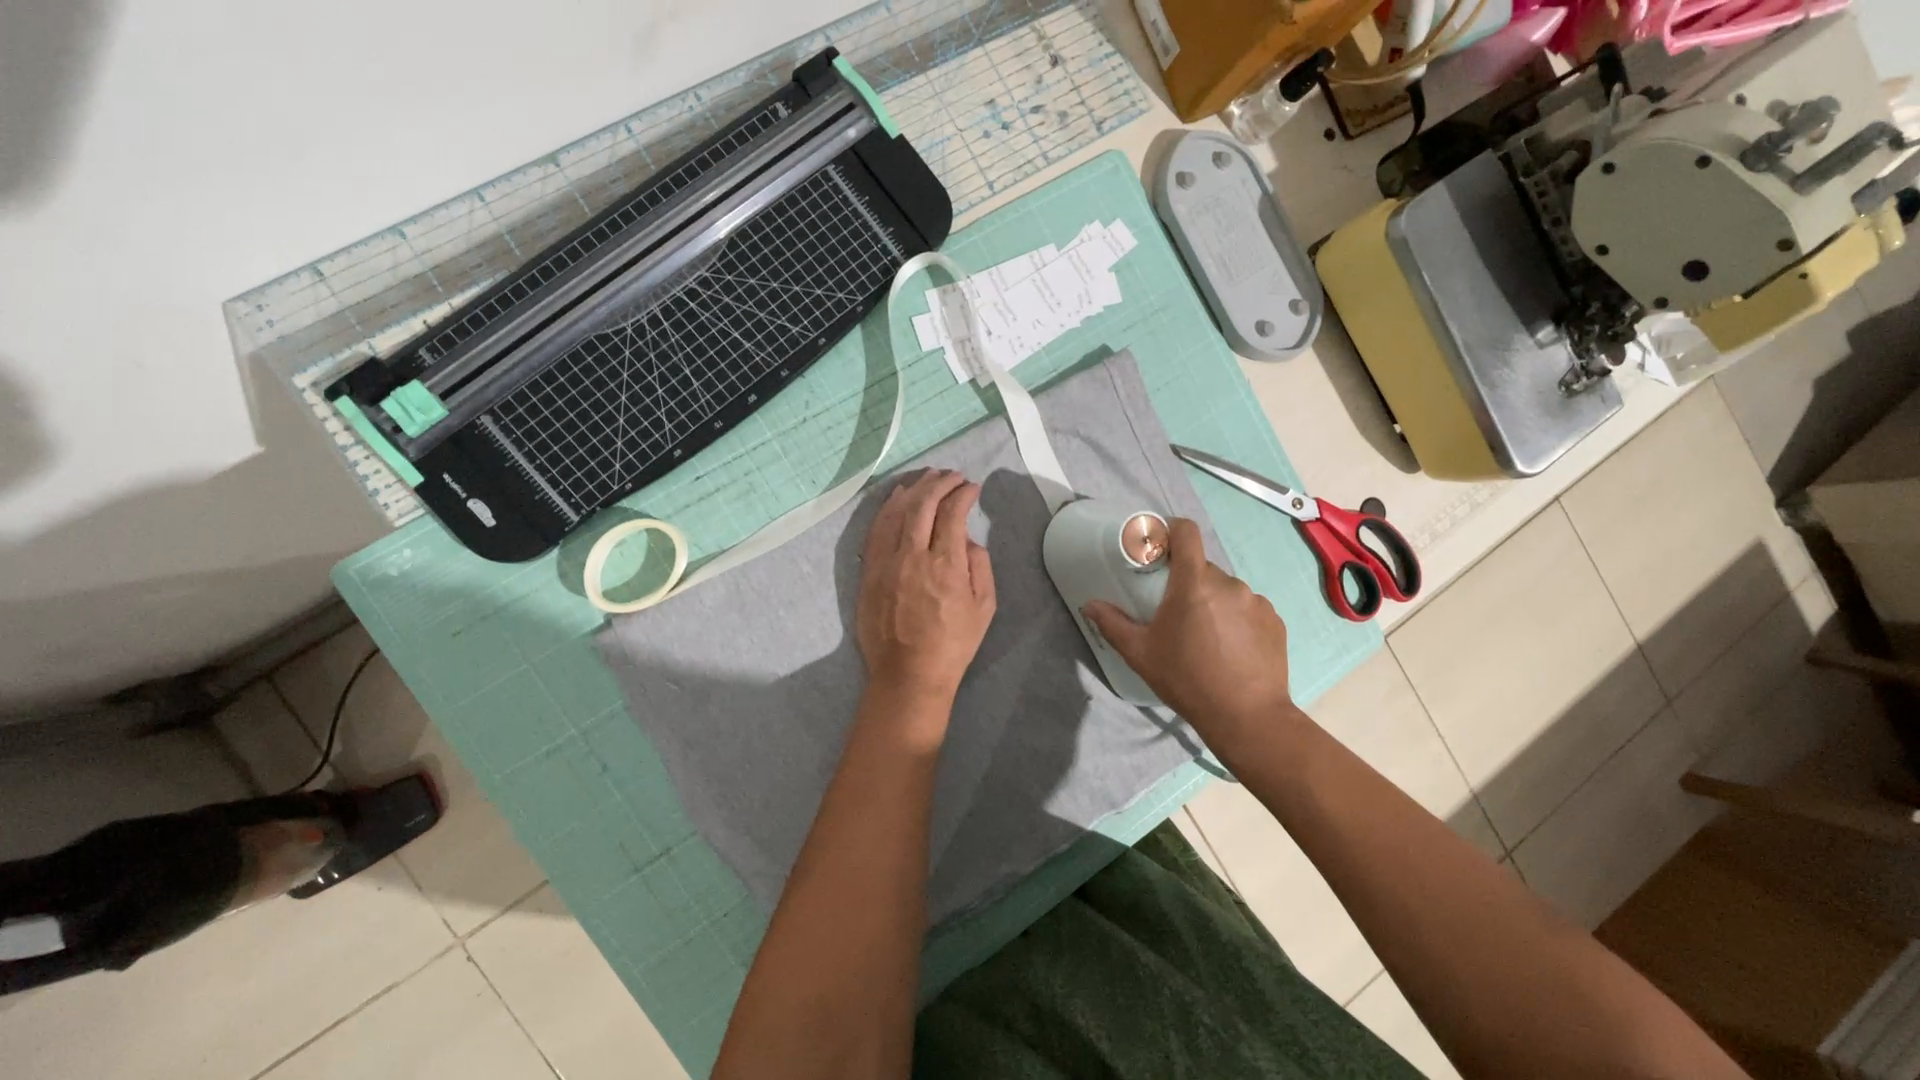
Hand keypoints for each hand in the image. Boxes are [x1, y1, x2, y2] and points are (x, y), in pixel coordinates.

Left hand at [856, 469, 996, 707]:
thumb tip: (967, 539)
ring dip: (914, 489)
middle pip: (923, 504)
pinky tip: (898, 498)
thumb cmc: (952, 645)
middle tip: (952, 476)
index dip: (963, 494)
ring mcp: (886, 563)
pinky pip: (876, 530)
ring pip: (896, 512)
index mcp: (946, 565)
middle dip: (940, 483)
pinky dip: (888, 508)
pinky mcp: (869, 572)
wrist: (908, 674)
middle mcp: (913, 556)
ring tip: (927, 478)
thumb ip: (980, 566)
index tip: (972, 488)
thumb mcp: (984, 607)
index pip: (952, 513)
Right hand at [1083, 518, 1296, 753]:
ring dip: (1214, 603)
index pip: (1186, 532)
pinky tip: (1231, 650)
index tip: (1159, 548)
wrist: (1246, 716)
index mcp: (1193, 583)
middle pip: (1202, 568)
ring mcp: (1256, 601)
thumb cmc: (1187, 680)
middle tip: (1176, 615)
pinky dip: (1237, 620)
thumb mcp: (1141, 654)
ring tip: (1206, 638)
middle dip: (1187, 583)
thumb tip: (1090, 604)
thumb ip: (1113, 624)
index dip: (1171, 530)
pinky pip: (1249, 609)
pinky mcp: (1275, 621)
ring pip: (1227, 590)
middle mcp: (1229, 583)